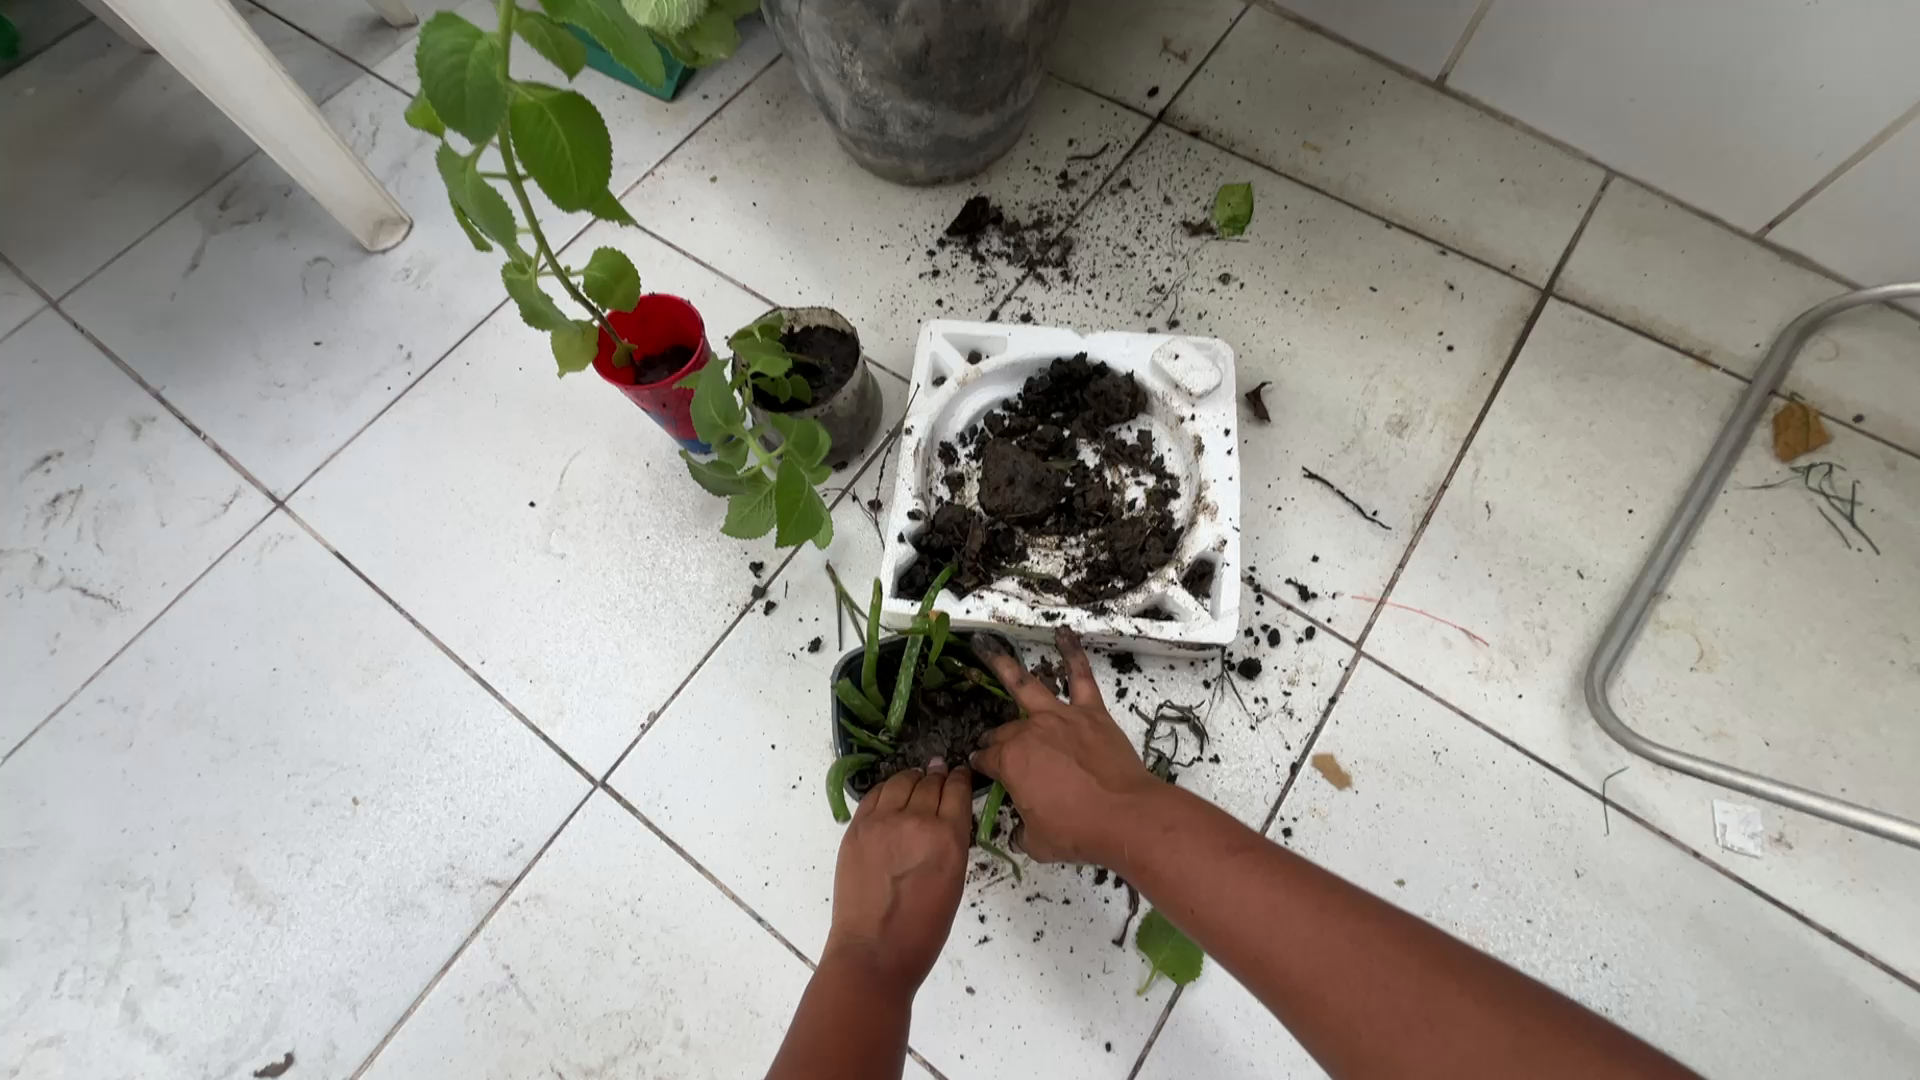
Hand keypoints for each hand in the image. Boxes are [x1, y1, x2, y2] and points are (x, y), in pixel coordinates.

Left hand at [824, 759, 973, 993]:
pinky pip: (875, 794)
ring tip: (915, 781)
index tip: (960, 774)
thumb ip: (951, 841)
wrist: (873, 952)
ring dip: (912, 779)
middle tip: (939, 775)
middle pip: (930, 782)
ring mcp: (882, 821)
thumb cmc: (923, 929)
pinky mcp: (857, 827)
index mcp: (948, 837)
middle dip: (938, 778)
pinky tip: (891, 794)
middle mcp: (917, 820)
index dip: (960, 778)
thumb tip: (945, 814)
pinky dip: (887, 790)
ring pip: (902, 781)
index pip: (957, 790)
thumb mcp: (954, 880)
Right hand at [968, 628, 1159, 864]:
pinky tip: (1065, 634)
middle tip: (992, 745)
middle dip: (994, 738)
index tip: (981, 769)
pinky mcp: (1091, 713)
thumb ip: (1022, 831)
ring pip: (1027, 686)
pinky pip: (1081, 677)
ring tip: (987, 647)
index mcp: (1011, 762)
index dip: (982, 766)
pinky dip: (1073, 654)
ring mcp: (1060, 717)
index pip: (988, 760)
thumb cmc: (1078, 831)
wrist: (1125, 816)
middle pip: (1004, 731)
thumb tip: (1019, 832)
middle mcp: (1029, 732)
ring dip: (1004, 665)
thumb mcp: (1037, 842)